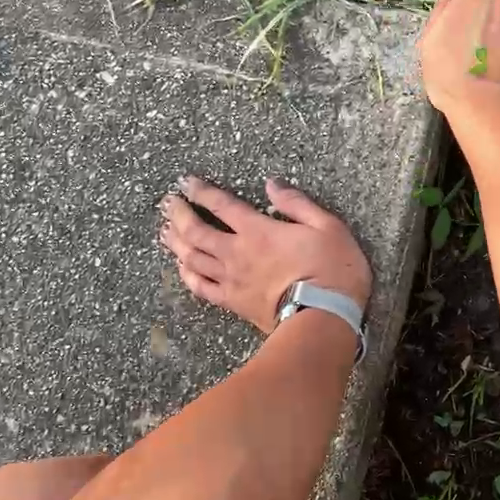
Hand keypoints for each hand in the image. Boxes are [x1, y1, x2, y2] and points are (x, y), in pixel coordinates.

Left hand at [159, 176, 372, 335]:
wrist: (324, 316)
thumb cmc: (333, 269)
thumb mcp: (328, 226)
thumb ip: (297, 204)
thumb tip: (272, 184)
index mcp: (259, 231)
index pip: (222, 205)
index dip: (201, 192)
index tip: (185, 182)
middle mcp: (236, 252)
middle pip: (196, 231)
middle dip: (178, 214)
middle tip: (167, 203)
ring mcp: (231, 279)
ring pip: (191, 257)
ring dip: (175, 242)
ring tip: (166, 231)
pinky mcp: (233, 302)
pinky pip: (200, 287)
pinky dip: (187, 274)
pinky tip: (182, 267)